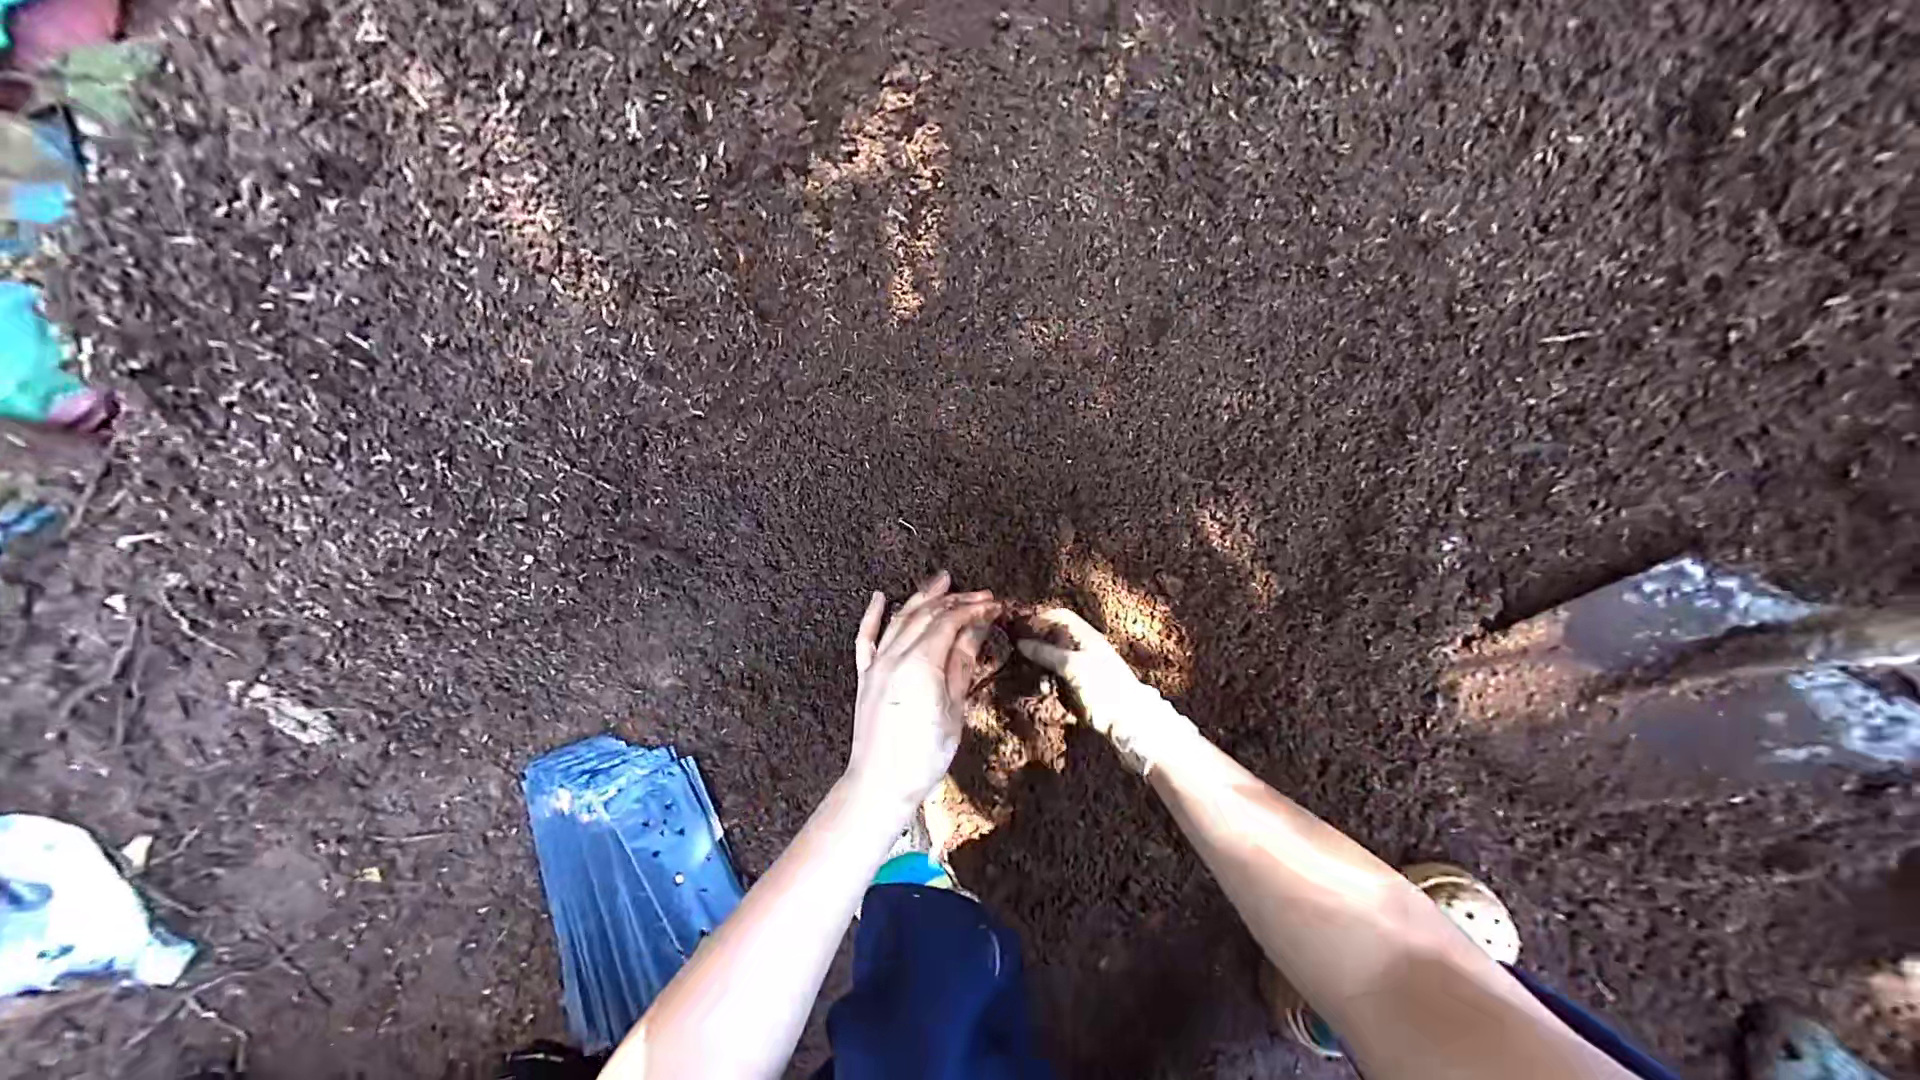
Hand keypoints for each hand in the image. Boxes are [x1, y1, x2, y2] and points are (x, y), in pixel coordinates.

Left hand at [848, 572, 998, 810]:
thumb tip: (976, 630)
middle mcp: (895, 657)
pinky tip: (880, 597)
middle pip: (927, 615)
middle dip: (956, 600)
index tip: (994, 605)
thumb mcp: (953, 709)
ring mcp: (877, 665)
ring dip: (923, 597)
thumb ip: (961, 664)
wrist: (880, 784)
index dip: (974, 610)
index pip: (950, 622)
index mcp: (920, 664)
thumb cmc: (922, 755)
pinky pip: (866, 638)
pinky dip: (873, 616)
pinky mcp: (866, 676)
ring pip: (901, 619)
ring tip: (942, 581)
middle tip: (981, 594)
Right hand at [1017, 607, 1195, 775]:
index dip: (1041, 618)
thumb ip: (1046, 652)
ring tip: (1029, 673)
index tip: (1020, 628)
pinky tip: (1042, 688)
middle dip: (1036, 643)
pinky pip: (1055, 678)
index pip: (1060, 616)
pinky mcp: (1077, 687)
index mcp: (1086, 637)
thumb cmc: (1104, 687)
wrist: (1127, 721)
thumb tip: (1021, 642)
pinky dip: (1046, 680)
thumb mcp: (1072, 666)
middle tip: (1017, 651)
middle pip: (1054, 637)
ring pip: (1052, 659)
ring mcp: (1080, 668)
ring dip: (1039, 664)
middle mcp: (1083, 648)